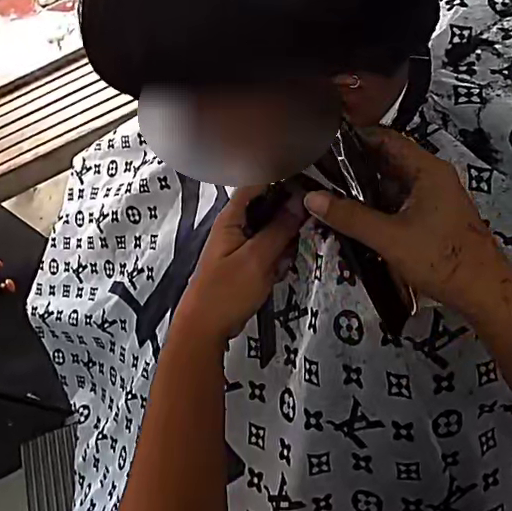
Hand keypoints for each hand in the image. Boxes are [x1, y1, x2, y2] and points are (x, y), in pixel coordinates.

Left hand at [171, 186, 306, 343]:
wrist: (205, 329)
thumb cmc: (225, 292)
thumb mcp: (257, 258)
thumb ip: (280, 228)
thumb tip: (300, 200)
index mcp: (231, 217)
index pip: (257, 184)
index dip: (281, 181)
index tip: (307, 189)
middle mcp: (235, 226)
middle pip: (268, 208)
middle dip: (287, 220)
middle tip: (297, 236)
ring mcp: (240, 244)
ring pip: (272, 231)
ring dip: (283, 244)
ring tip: (282, 262)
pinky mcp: (246, 261)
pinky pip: (269, 251)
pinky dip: (277, 260)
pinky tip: (277, 273)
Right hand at [302, 128, 511, 316]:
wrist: (484, 292)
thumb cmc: (442, 259)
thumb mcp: (389, 238)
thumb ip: (349, 217)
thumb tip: (312, 198)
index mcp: (428, 170)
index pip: (387, 139)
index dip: (356, 138)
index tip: (326, 145)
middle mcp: (434, 177)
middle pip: (389, 162)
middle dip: (357, 169)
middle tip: (323, 176)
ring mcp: (437, 198)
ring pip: (395, 185)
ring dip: (368, 192)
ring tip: (334, 199)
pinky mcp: (436, 217)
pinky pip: (402, 203)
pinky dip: (382, 209)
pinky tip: (360, 222)